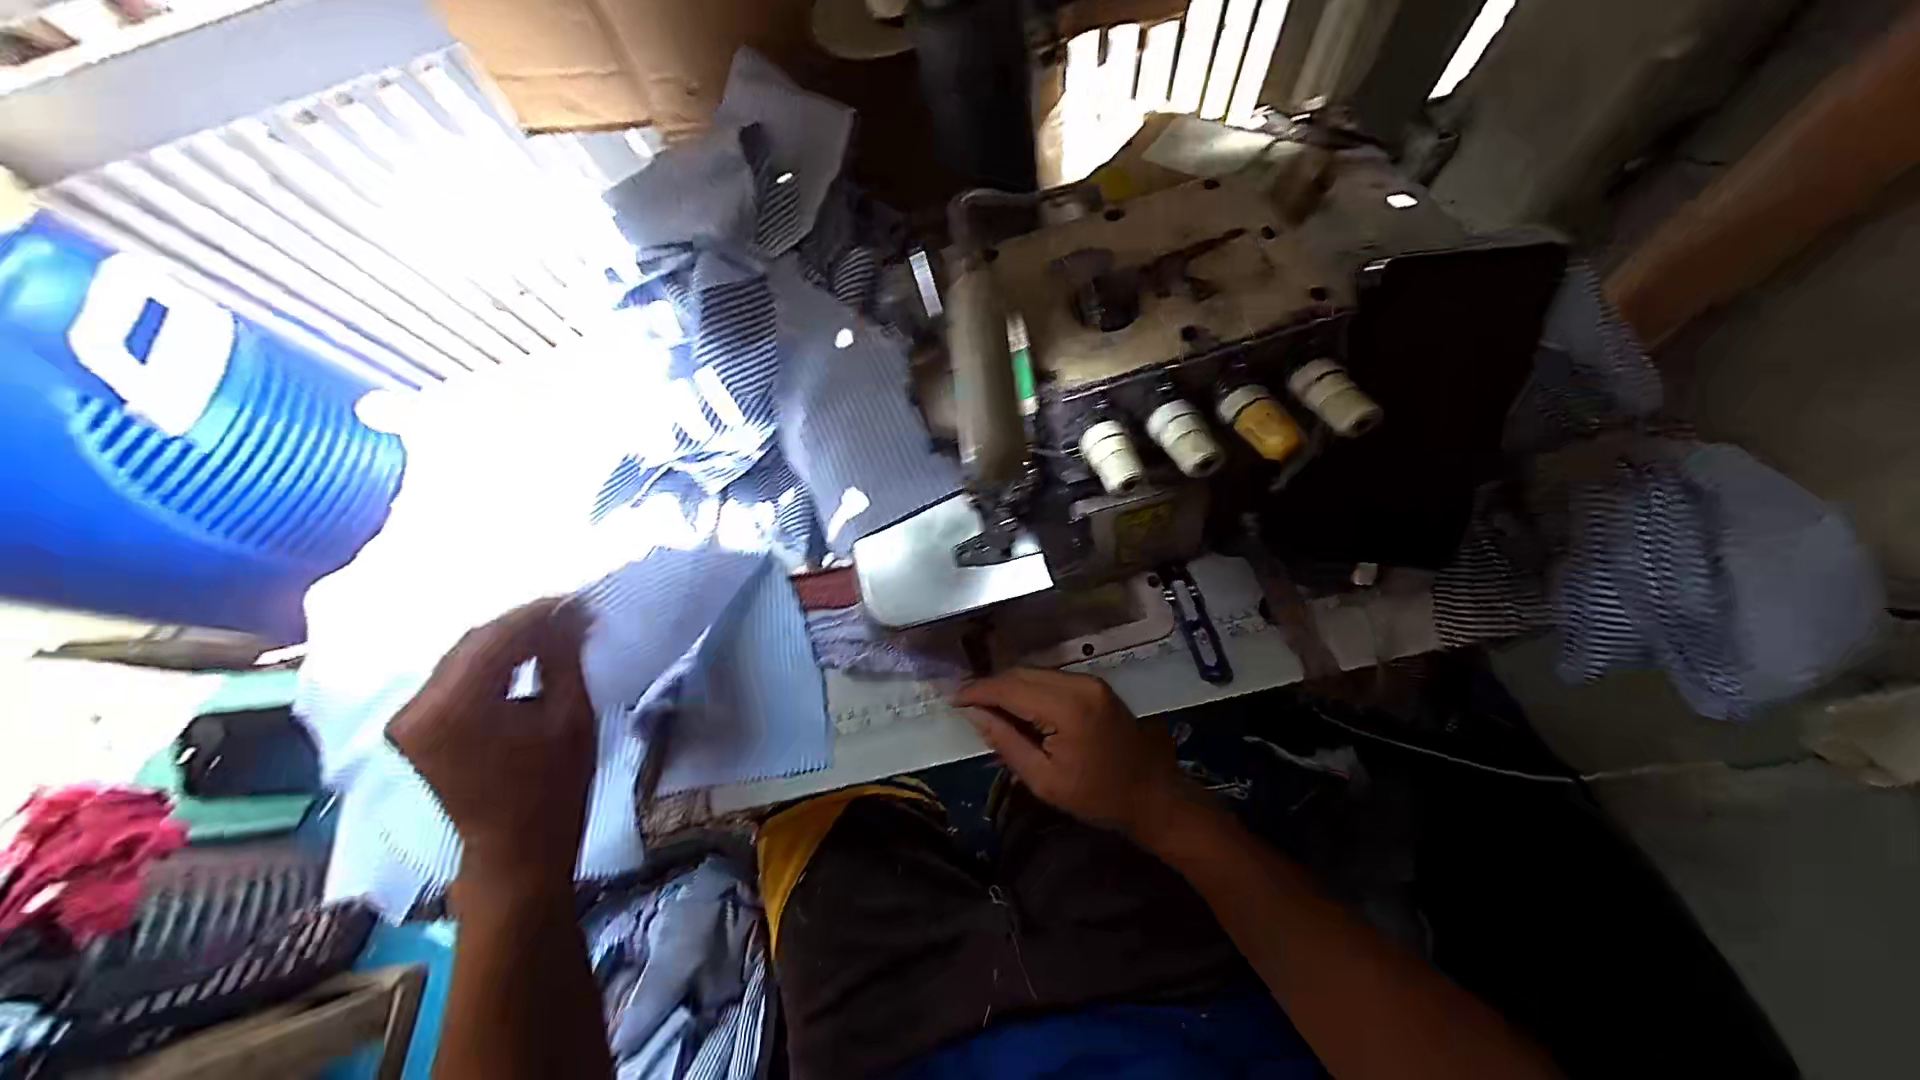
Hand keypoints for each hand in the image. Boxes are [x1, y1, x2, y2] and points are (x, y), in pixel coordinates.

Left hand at [387, 599, 594, 892]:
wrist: (516, 849)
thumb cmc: (552, 787)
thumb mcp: (570, 715)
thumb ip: (563, 657)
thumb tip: (571, 612)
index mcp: (451, 709)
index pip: (496, 637)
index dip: (540, 613)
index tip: (579, 600)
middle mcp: (415, 709)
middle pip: (474, 642)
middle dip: (525, 623)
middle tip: (571, 612)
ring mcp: (409, 719)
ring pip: (464, 656)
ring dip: (509, 639)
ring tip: (555, 630)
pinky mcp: (415, 727)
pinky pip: (457, 676)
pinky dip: (492, 661)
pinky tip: (526, 655)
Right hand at [952, 668, 1202, 839]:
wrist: (1154, 795)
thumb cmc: (1098, 797)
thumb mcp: (1044, 780)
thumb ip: (1005, 741)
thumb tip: (973, 714)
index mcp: (1067, 708)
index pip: (1010, 688)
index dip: (978, 691)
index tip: (953, 700)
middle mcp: (1079, 684)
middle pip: (1022, 674)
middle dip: (991, 686)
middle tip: (965, 704)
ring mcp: (1090, 682)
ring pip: (1035, 673)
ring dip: (1009, 686)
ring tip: (986, 706)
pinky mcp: (1095, 686)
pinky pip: (1051, 679)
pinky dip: (1029, 688)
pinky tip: (1017, 706)